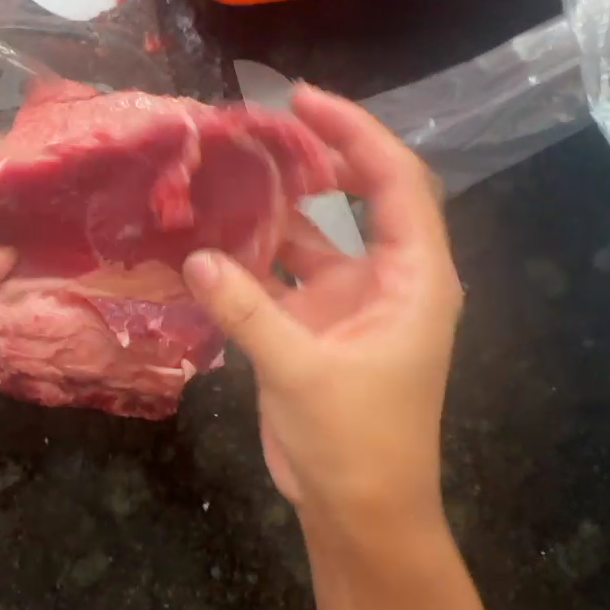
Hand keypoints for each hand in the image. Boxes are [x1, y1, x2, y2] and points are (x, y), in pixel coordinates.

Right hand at [184, 85, 461, 527]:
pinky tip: (205, 246)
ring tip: (222, 177)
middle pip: (357, 200)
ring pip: (309, 240)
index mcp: (415, 279)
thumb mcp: (302, 371)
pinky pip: (276, 281)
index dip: (355, 135)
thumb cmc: (356, 441)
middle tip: (257, 127)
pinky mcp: (309, 330)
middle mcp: (384, 280)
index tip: (302, 102)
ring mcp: (345, 305)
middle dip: (314, 159)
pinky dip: (245, 263)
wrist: (355, 507)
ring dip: (270, 213)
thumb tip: (194, 257)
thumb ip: (247, 312)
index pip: (396, 184)